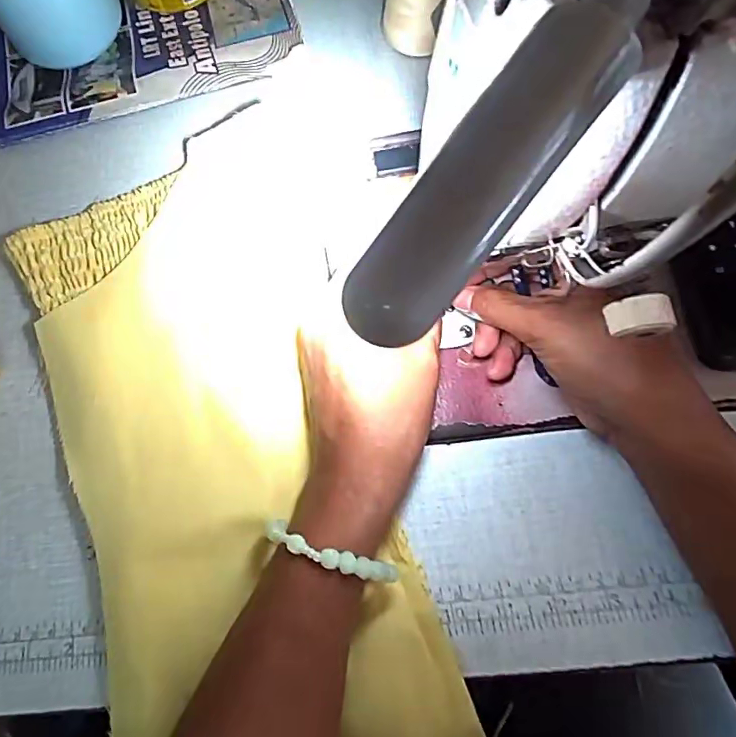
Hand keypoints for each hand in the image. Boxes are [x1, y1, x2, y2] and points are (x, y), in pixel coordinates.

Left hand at [296, 290, 439, 547]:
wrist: (363, 473)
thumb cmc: (382, 430)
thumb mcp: (422, 357)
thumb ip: (423, 312)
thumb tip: (427, 292)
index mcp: (329, 315)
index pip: (362, 263)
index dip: (396, 270)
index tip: (409, 289)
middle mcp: (310, 328)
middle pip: (358, 289)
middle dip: (387, 303)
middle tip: (405, 337)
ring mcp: (309, 349)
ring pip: (353, 317)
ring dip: (376, 327)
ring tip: (393, 363)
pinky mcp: (316, 367)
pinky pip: (346, 342)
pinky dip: (366, 350)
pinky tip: (382, 377)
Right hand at [453, 274, 717, 448]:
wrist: (639, 413)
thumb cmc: (617, 364)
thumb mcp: (545, 326)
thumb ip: (500, 307)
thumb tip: (470, 294)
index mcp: (575, 276)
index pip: (523, 264)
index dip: (492, 277)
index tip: (467, 293)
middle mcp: (572, 297)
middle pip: (515, 297)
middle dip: (492, 321)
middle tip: (480, 338)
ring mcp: (568, 327)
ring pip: (518, 325)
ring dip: (499, 344)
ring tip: (494, 362)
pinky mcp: (563, 354)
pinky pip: (526, 347)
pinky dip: (511, 357)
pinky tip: (505, 369)